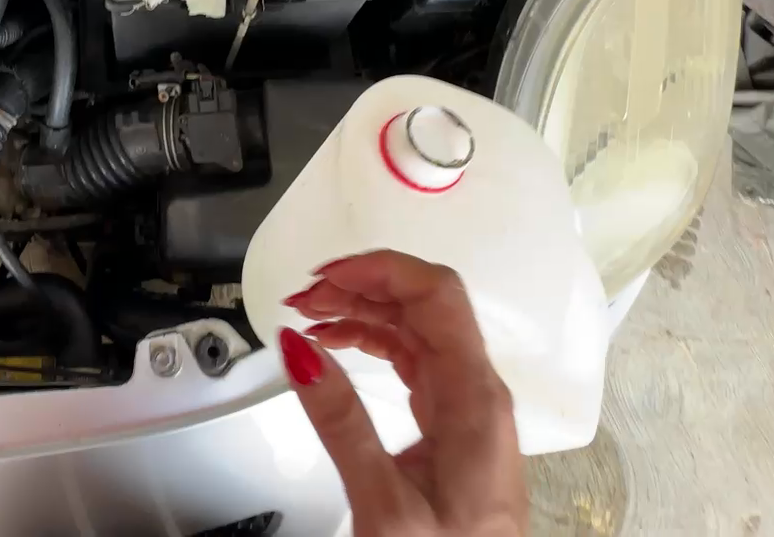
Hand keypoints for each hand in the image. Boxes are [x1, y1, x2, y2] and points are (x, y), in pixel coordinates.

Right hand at [278, 251, 526, 536]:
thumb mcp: (385, 504)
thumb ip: (341, 423)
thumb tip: (297, 348)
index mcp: (474, 398)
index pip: (437, 295)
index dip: (381, 269)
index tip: (325, 276)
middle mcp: (475, 389)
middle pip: (421, 301)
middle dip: (359, 285)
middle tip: (303, 297)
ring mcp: (463, 401)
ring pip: (411, 323)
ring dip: (357, 307)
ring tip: (306, 313)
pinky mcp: (447, 416)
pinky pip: (406, 352)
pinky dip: (366, 335)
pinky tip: (331, 339)